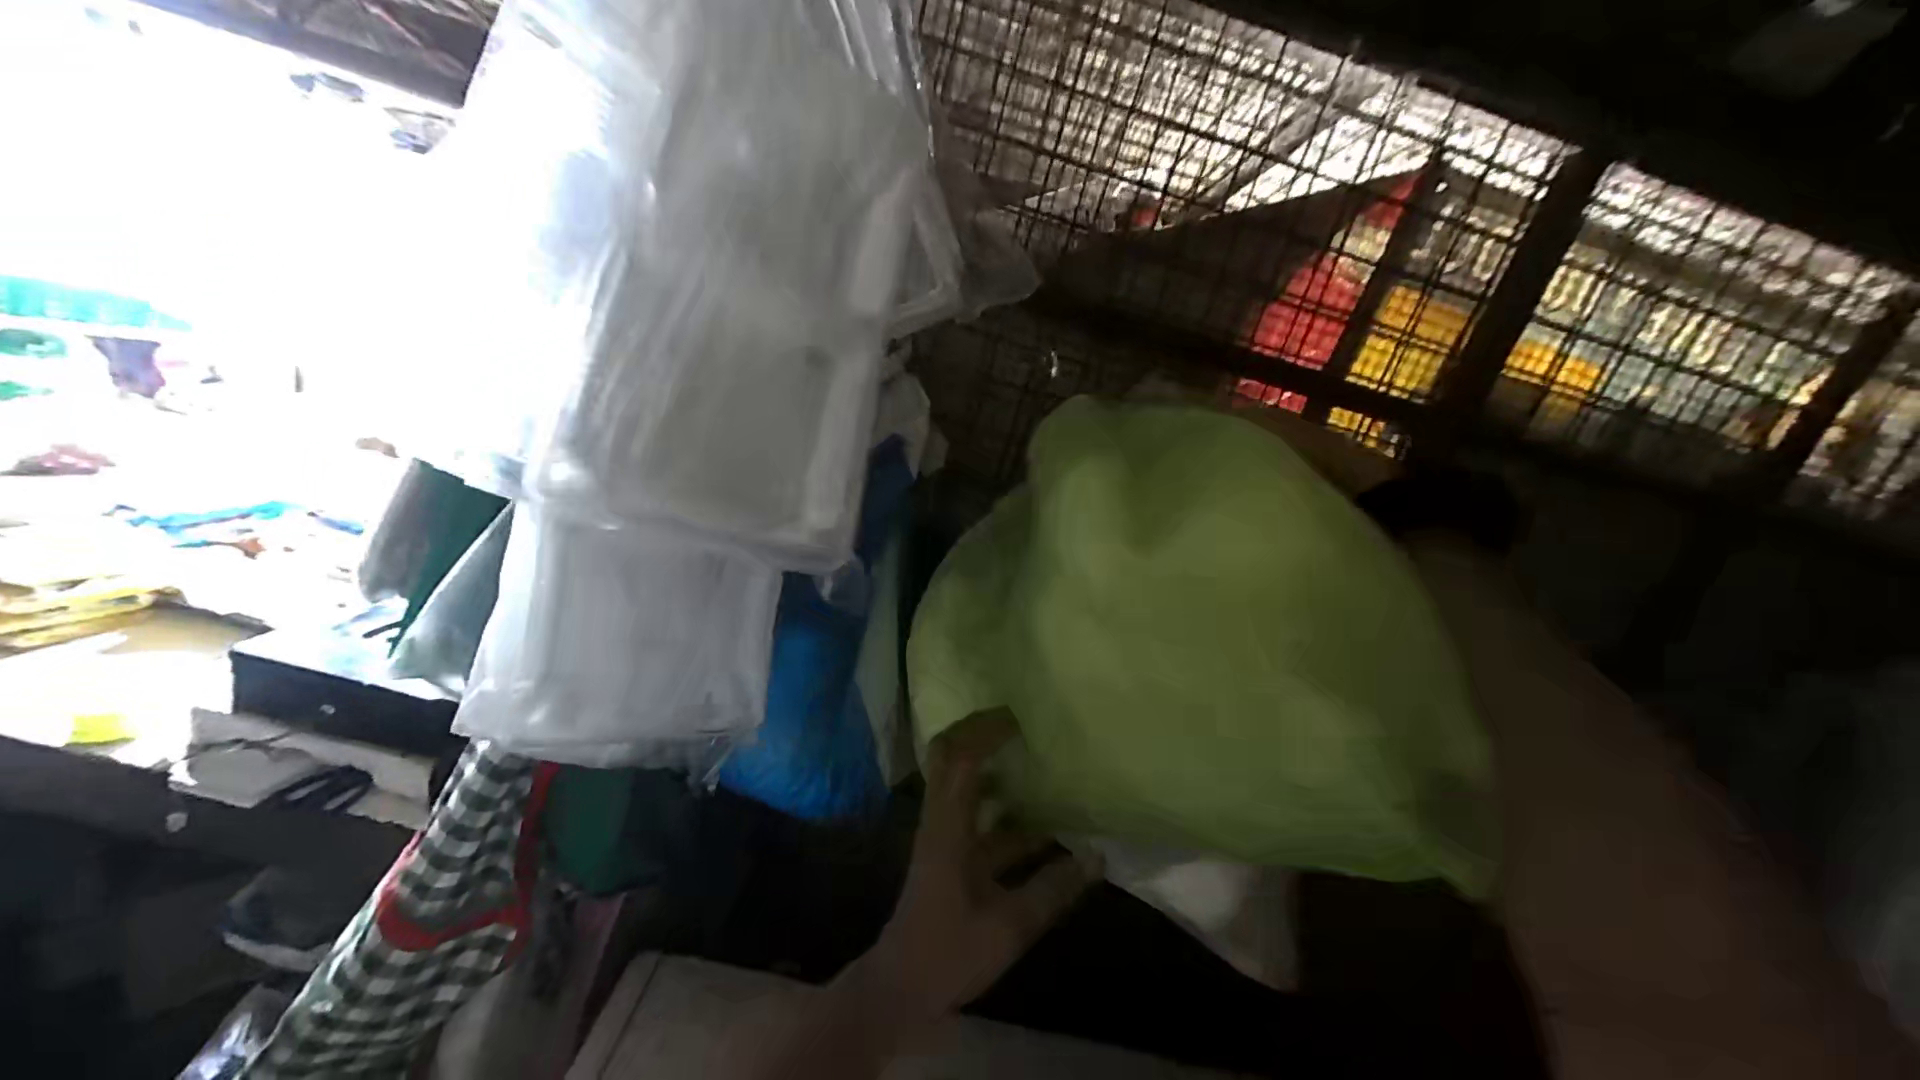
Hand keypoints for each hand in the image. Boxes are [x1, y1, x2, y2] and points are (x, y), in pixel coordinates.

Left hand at [858, 708, 1101, 1024]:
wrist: (902, 987)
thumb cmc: (950, 952)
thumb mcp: (1010, 925)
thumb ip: (1054, 890)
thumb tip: (1096, 858)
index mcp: (948, 826)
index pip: (960, 758)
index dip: (986, 731)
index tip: (1020, 716)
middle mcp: (940, 820)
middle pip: (950, 756)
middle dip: (981, 733)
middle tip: (1020, 723)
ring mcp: (943, 836)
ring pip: (963, 784)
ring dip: (993, 766)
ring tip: (1036, 760)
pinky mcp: (949, 854)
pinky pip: (976, 816)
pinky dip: (1004, 810)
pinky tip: (1042, 824)